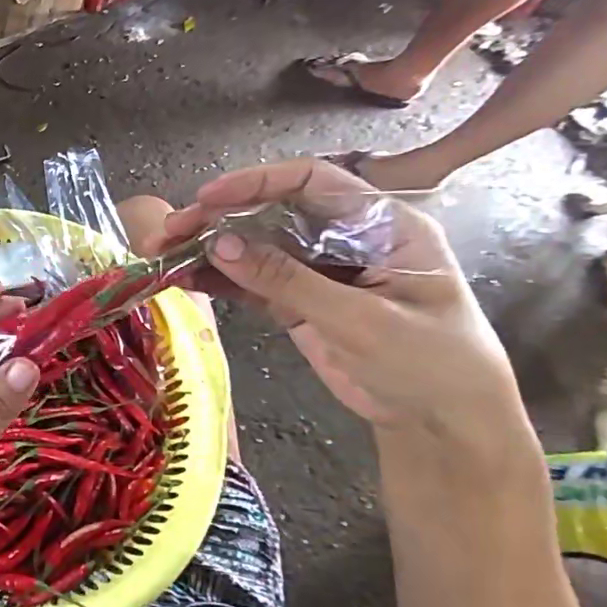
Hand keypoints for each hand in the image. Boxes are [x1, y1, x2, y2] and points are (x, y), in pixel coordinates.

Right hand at [163, 159, 525, 443]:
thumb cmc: (430, 363)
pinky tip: (187, 279)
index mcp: (378, 223)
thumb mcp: (362, 320)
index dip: (258, 182)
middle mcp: (343, 238)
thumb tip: (220, 244)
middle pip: (272, 212)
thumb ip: (289, 281)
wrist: (442, 425)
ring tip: (164, 254)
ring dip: (210, 249)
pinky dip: (220, 281)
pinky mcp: (299, 304)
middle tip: (171, 230)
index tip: (209, 195)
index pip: (312, 182)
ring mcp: (318, 272)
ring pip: (255, 248)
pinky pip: (253, 283)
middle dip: (219, 217)